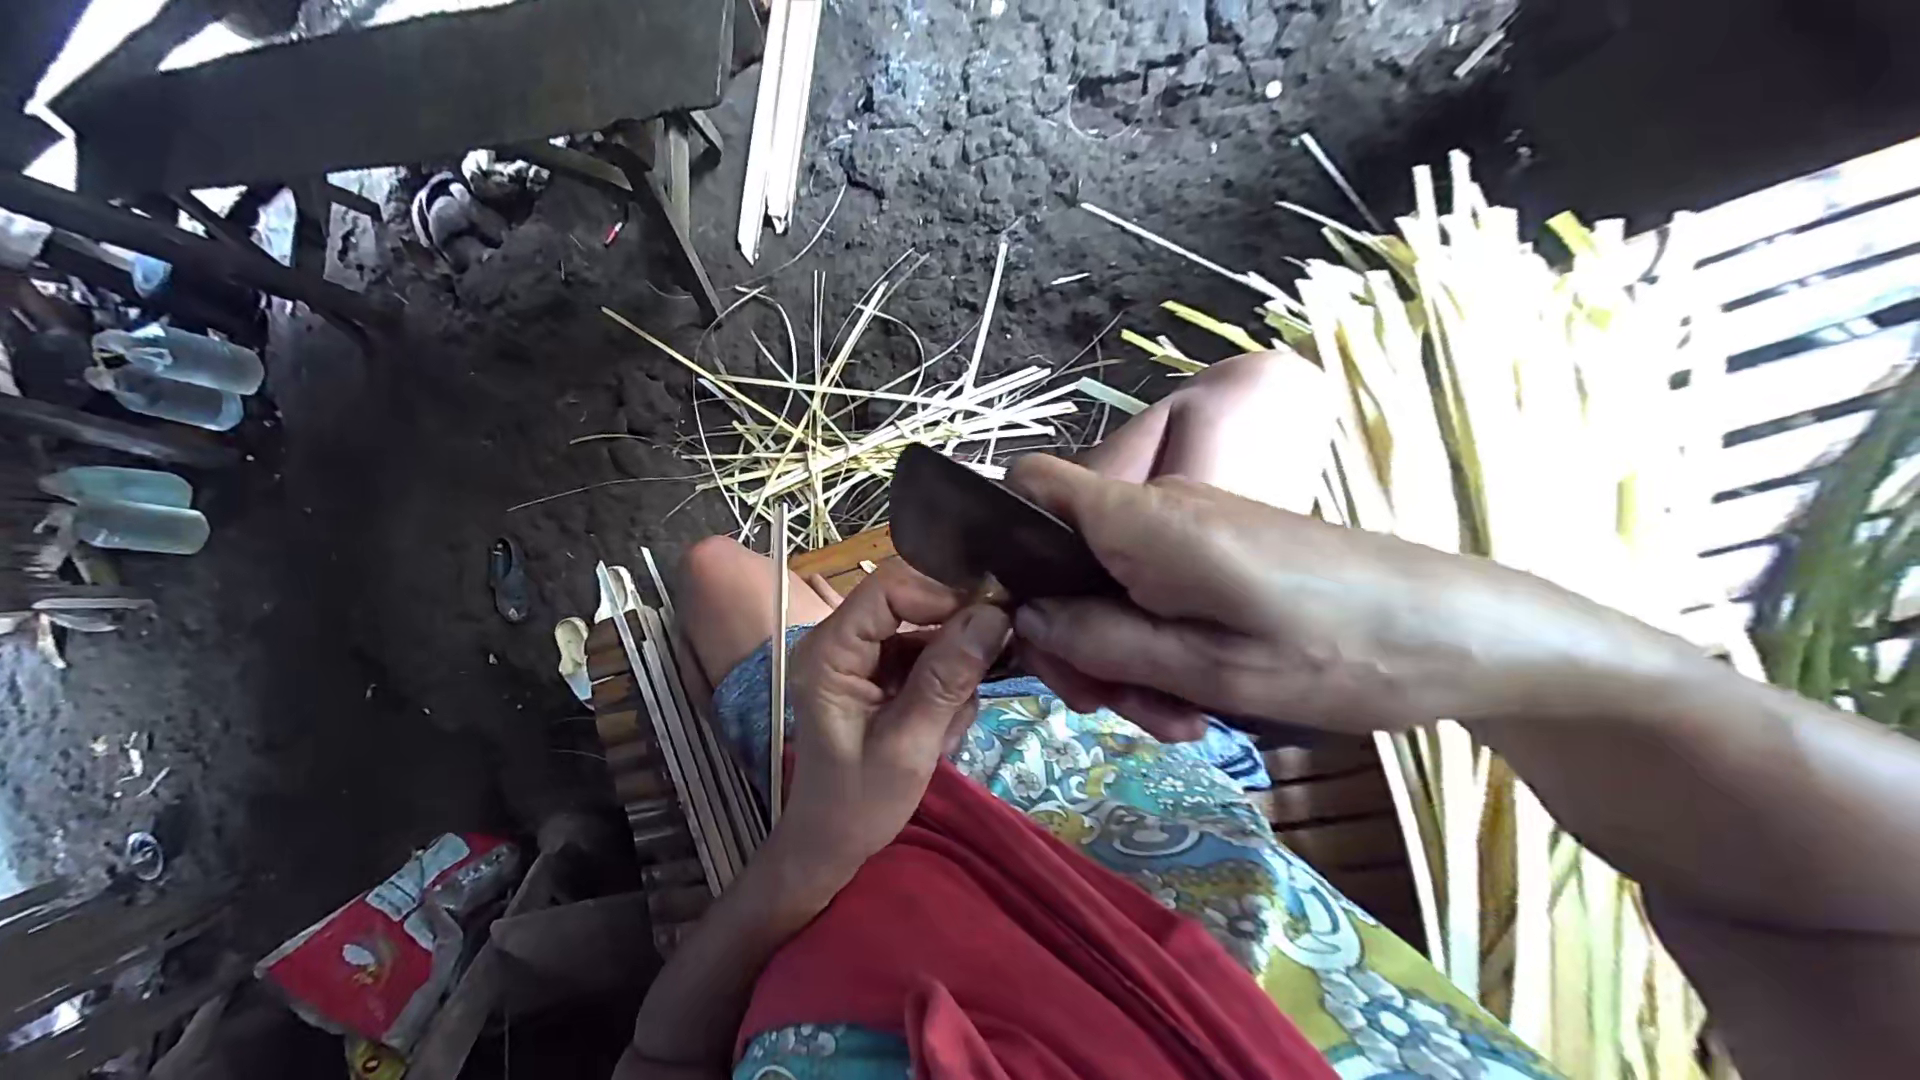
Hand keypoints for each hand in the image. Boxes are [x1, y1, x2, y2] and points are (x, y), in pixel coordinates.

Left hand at [771, 560, 1010, 891]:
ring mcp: (862, 656)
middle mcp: (842, 640)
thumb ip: (948, 678)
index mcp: (831, 651)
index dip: (941, 594)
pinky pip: (927, 656)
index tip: (991, 620)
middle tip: (981, 677)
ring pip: (926, 631)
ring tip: (949, 724)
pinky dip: (947, 685)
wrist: (831, 843)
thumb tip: (994, 615)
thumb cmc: (858, 803)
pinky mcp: (880, 672)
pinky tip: (943, 726)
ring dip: (953, 669)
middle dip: (953, 637)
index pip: (888, 588)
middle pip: (911, 604)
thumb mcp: (909, 745)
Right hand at [1005, 454, 1680, 740]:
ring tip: (1176, 715)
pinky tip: (1196, 696)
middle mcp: (1155, 511)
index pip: (1033, 484)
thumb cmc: (1342, 650)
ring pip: (1107, 583)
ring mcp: (1185, 529)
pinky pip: (1151, 589)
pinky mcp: (1213, 550)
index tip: (1023, 618)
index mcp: (1143, 520)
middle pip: (1064, 555)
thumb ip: (1105, 641)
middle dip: (1072, 633)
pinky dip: (1154, 642)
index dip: (1003, 537)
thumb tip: (1028, 618)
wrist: (1465, 632)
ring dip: (1119, 651)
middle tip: (1117, 705)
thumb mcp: (1210, 670)